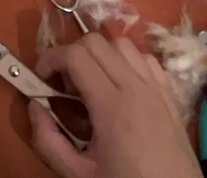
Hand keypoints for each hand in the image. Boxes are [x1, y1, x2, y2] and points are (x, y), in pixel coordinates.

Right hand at [29, 34, 202, 177]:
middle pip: (95, 41)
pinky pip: (146, 59)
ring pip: (122, 44)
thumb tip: (35, 106)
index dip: (50, 58)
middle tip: (65, 85)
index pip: (74, 55)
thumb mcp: (78, 175)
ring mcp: (157, 90)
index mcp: (113, 107)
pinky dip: (128, 62)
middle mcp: (136, 88)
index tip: (41, 78)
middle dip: (72, 55)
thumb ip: (48, 141)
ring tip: (93, 83)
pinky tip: (121, 86)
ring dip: (100, 55)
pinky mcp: (171, 97)